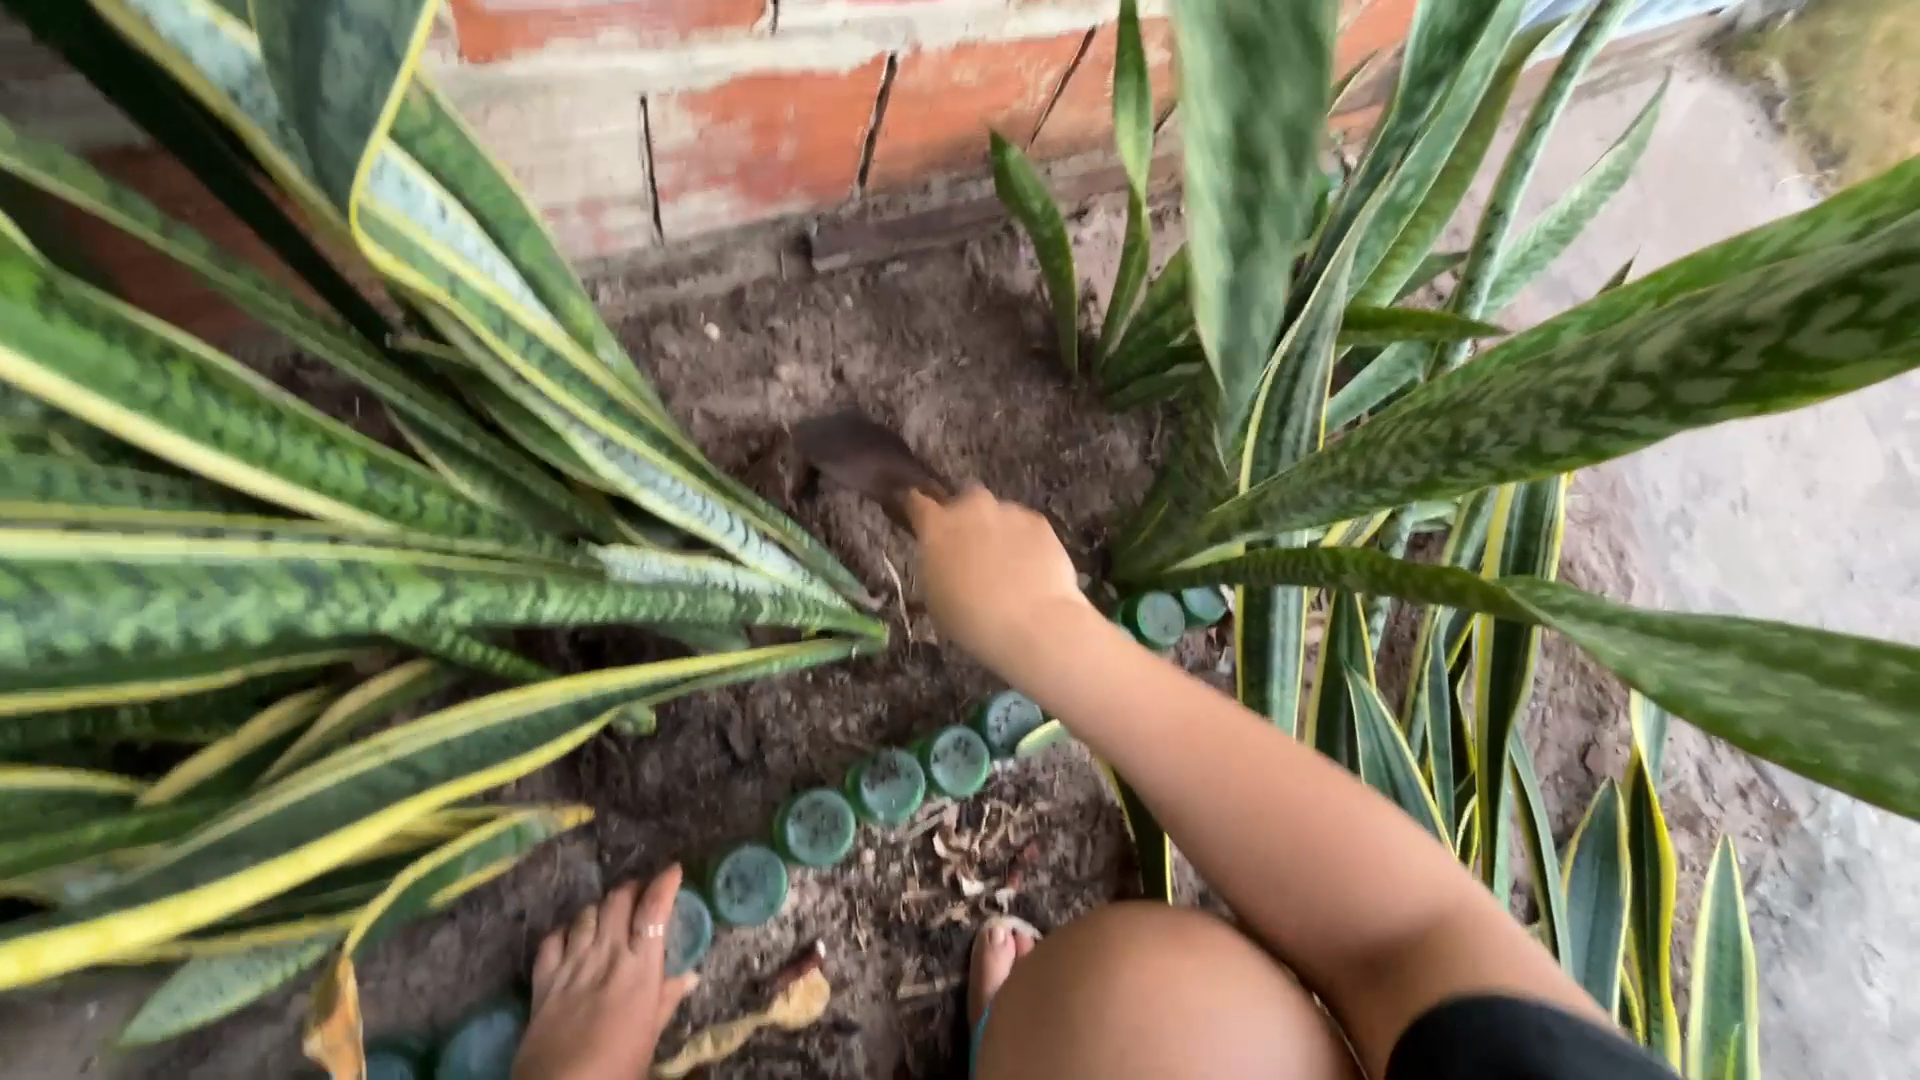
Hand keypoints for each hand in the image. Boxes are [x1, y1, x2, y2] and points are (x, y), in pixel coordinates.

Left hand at [513, 865, 697, 1079]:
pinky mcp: (543, 982)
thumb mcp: (651, 1036)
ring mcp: (572, 966)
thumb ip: (667, 999)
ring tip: (607, 916)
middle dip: (632, 889)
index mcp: (640, 968)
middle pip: (618, 901)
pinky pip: (552, 941)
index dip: (665, 883)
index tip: (673, 871)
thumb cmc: (617, 1068)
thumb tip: (691, 976)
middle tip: (640, 894)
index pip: (653, 910)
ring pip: (586, 914)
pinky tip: (571, 938)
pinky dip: (564, 933)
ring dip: (600, 909)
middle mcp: (607, 956)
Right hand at [904, 487, 1091, 669]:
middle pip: (963, 502)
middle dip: (965, 520)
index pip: (918, 503)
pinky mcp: (1039, 521)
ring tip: (1008, 565)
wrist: (1031, 623)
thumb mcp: (935, 597)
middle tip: (971, 550)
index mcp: (936, 527)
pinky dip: (1024, 541)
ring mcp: (1008, 511)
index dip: (919, 510)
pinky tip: (1031, 567)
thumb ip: (936, 565)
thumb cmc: (971, 620)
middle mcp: (970, 508)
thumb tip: (944, 559)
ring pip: (998, 514)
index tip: (922, 519)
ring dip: (997, 531)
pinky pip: (1025, 526)